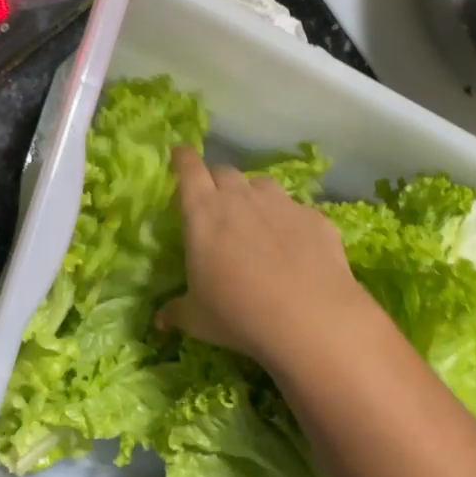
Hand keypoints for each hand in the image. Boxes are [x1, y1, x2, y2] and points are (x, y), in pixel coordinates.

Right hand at [160, 146, 382, 369]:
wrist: (310, 319)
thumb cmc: (237, 314)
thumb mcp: (197, 319)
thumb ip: (176, 312)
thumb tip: (160, 321)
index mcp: (203, 213)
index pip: (188, 169)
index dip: (182, 159)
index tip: (179, 155)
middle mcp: (241, 198)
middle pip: (224, 171)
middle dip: (215, 180)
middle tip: (212, 202)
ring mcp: (282, 204)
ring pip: (261, 184)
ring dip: (252, 195)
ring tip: (253, 219)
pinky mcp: (315, 218)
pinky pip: (295, 209)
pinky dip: (287, 221)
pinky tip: (291, 246)